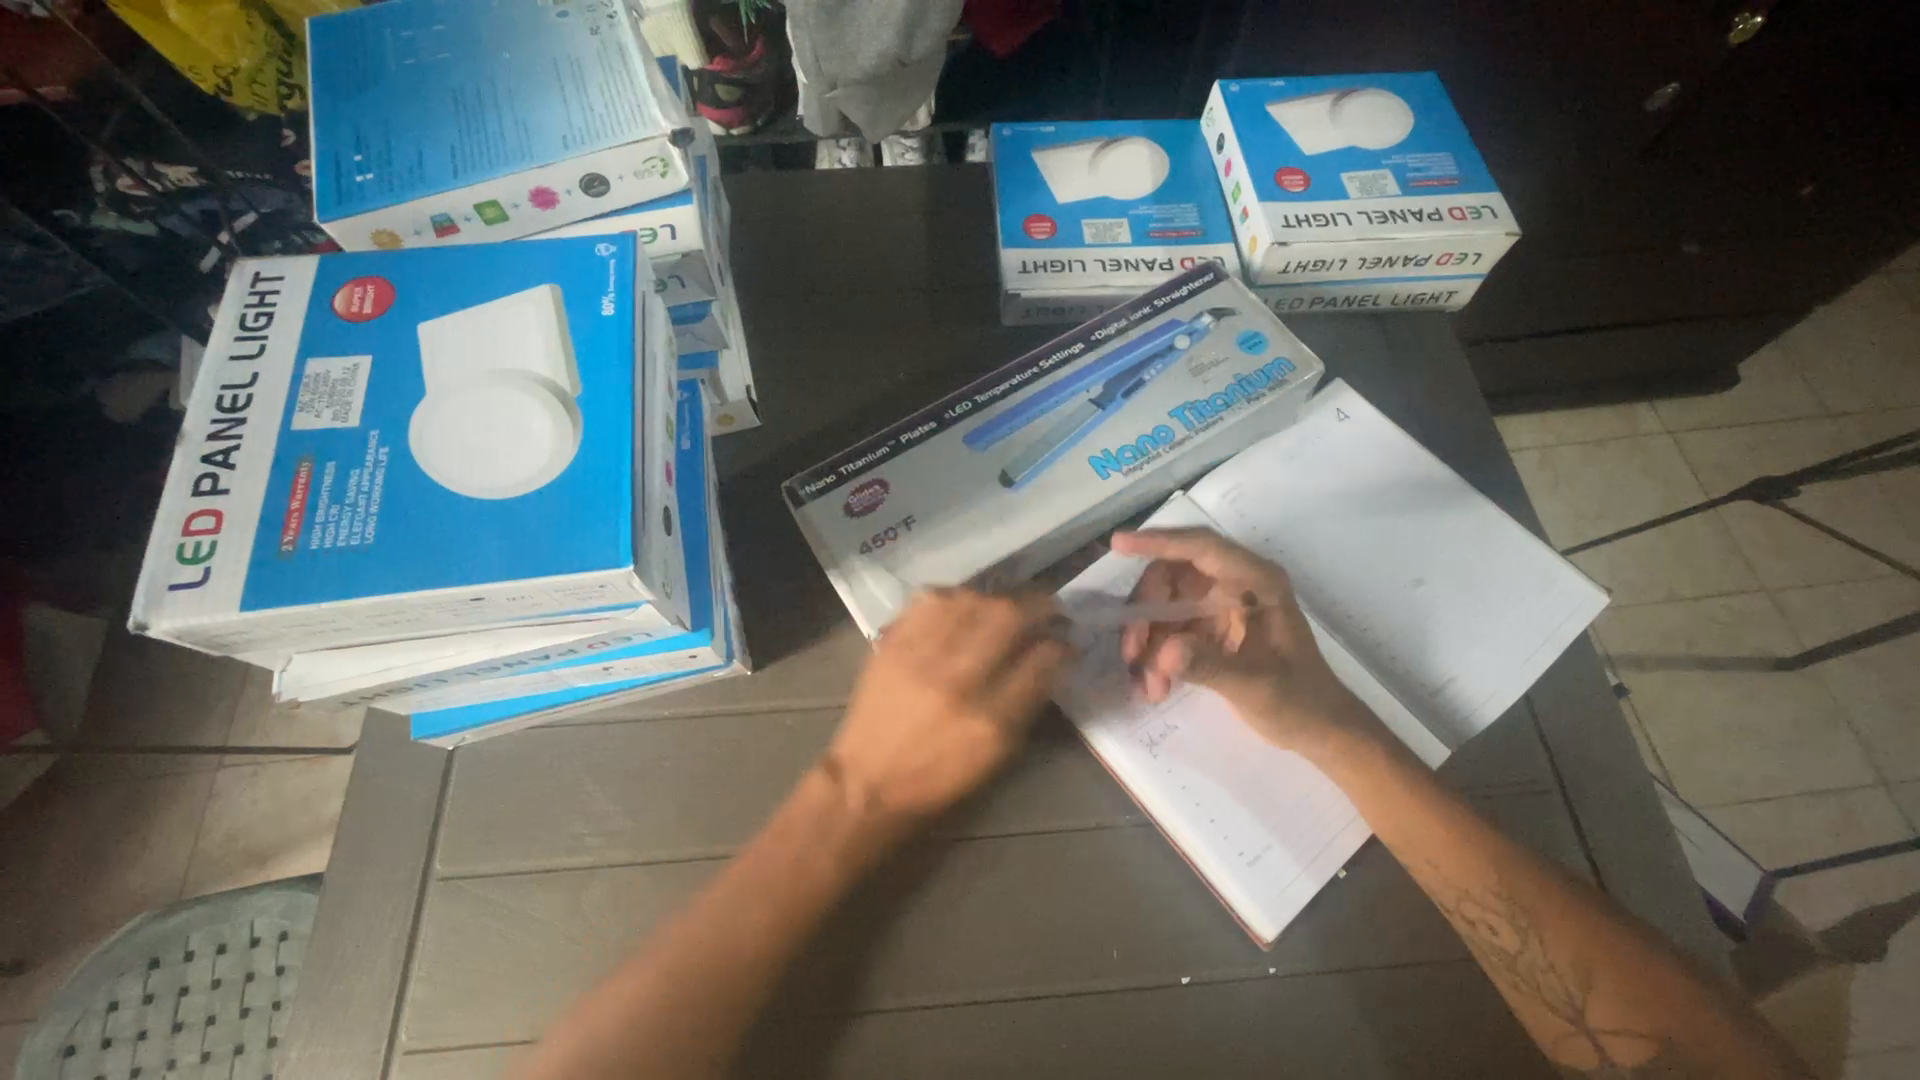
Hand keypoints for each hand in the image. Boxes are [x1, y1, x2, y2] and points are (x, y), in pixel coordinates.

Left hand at [828, 589, 1070, 826]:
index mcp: (991, 720)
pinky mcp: (893, 643)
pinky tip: (964, 605)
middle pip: (1008, 617)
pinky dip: (955, 596)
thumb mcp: (997, 755)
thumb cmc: (940, 776)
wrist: (869, 780)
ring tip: (1006, 605)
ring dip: (998, 597)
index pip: (1041, 661)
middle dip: (1039, 606)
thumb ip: (1027, 702)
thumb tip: (1051, 657)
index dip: (1061, 644)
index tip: (1066, 639)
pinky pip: (931, 599)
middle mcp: (958, 681)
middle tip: (1048, 609)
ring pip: (971, 600)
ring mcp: (921, 657)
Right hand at [1111, 528, 1381, 755]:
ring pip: (1163, 607)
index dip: (1158, 542)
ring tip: (1148, 686)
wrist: (1320, 732)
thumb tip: (1164, 653)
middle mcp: (1235, 585)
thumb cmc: (1300, 701)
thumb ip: (1210, 665)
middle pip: (1171, 578)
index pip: (1201, 548)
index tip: (1118, 545)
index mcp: (1256, 582)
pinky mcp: (1209, 631)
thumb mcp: (1257, 685)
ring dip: (1147, 643)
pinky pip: (1168, 632)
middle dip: (1145, 613)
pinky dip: (1155, 657)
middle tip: (1132, 654)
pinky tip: (1154, 688)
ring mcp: (1219, 607)